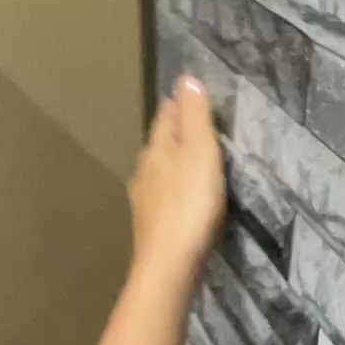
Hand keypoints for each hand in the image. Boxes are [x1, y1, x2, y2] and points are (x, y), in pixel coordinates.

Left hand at [129, 75, 224, 283]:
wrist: (169, 266)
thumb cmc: (189, 206)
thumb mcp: (200, 153)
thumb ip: (194, 117)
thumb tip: (186, 78)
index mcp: (157, 149)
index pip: (166, 116)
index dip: (178, 103)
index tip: (189, 94)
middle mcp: (144, 171)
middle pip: (159, 143)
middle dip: (173, 132)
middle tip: (193, 124)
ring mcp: (145, 201)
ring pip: (158, 171)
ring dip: (171, 162)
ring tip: (189, 159)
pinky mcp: (151, 227)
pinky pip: (162, 197)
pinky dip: (172, 189)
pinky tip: (179, 198)